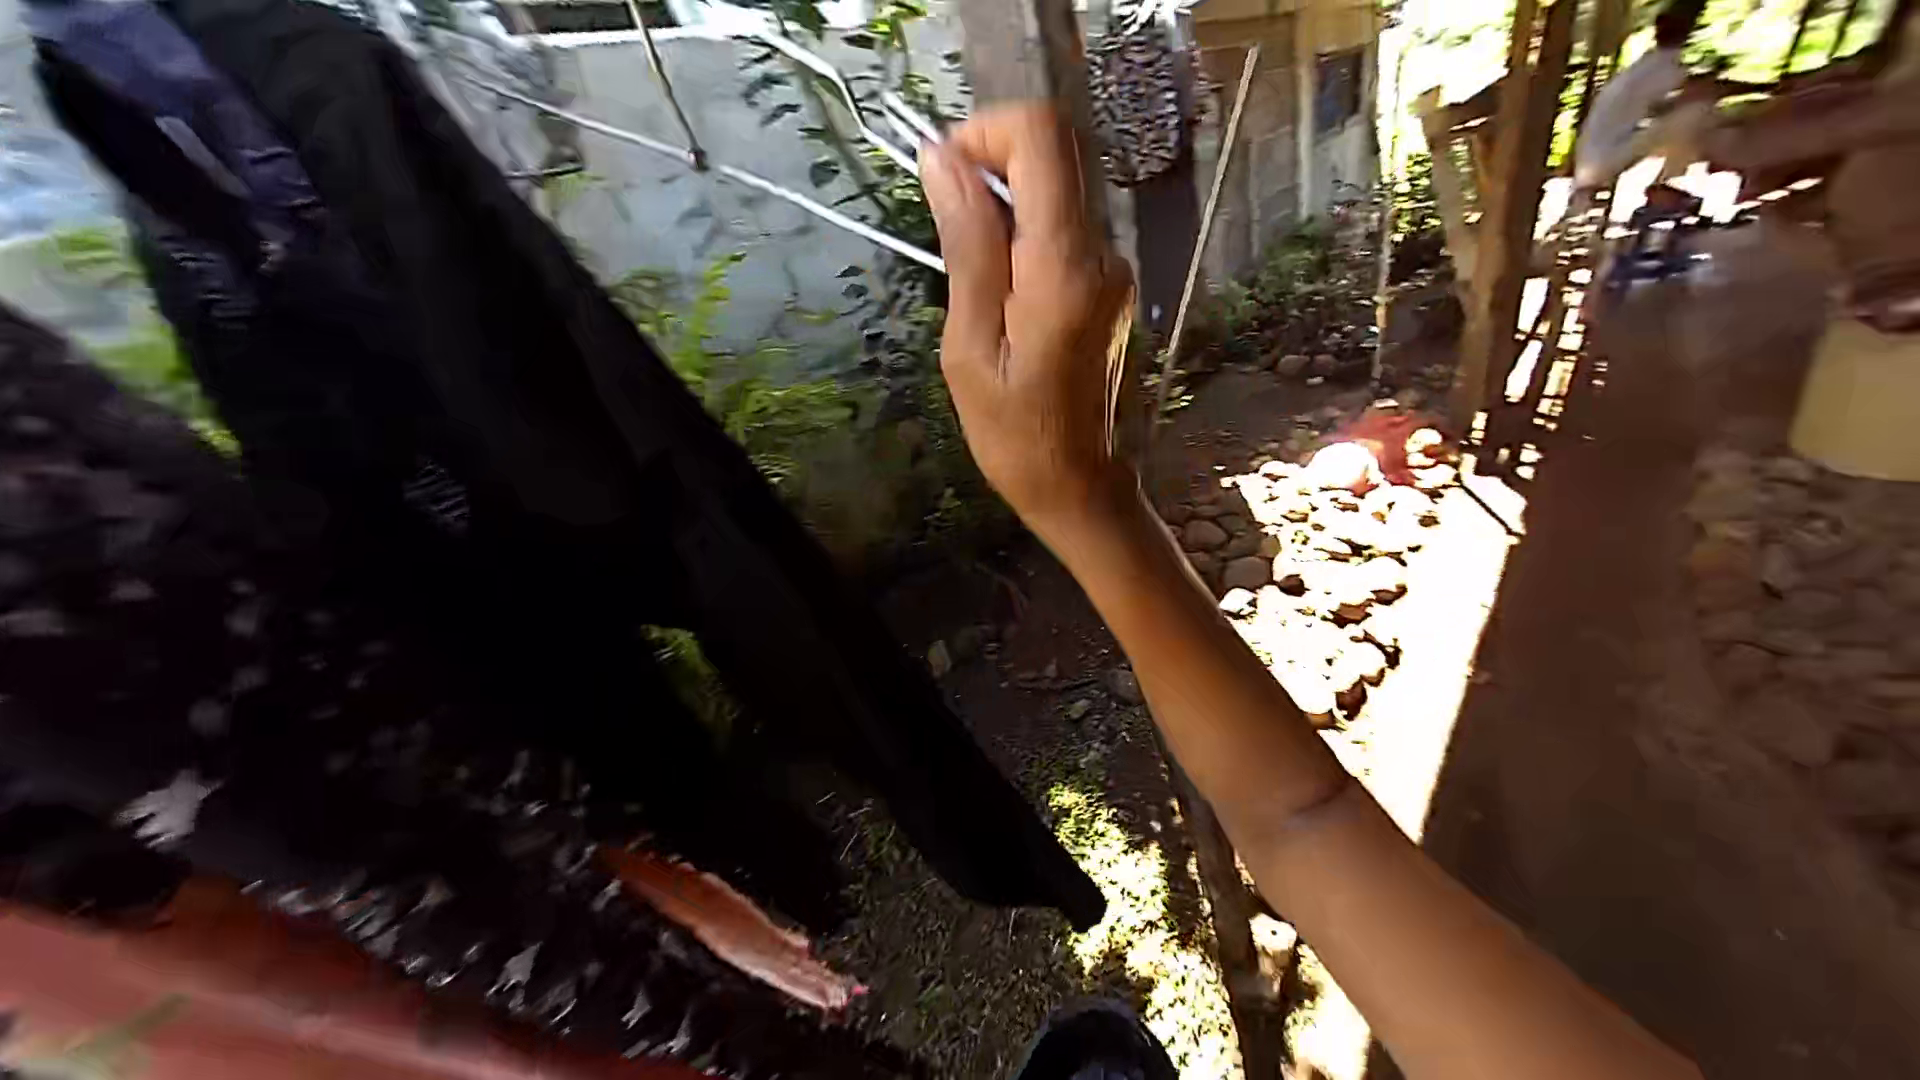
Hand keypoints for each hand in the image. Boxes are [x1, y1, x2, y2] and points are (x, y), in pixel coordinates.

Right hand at [919, 105, 1136, 536]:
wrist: (1074, 481)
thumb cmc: (1012, 433)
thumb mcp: (970, 347)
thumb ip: (967, 248)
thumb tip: (944, 161)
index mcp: (1065, 268)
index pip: (1042, 138)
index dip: (986, 134)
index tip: (945, 177)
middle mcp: (1103, 254)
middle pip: (1053, 154)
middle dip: (990, 167)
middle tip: (949, 230)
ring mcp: (1113, 270)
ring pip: (1056, 192)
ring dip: (1003, 209)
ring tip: (972, 280)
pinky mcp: (1109, 286)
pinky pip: (1062, 231)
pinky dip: (1023, 237)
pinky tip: (1000, 294)